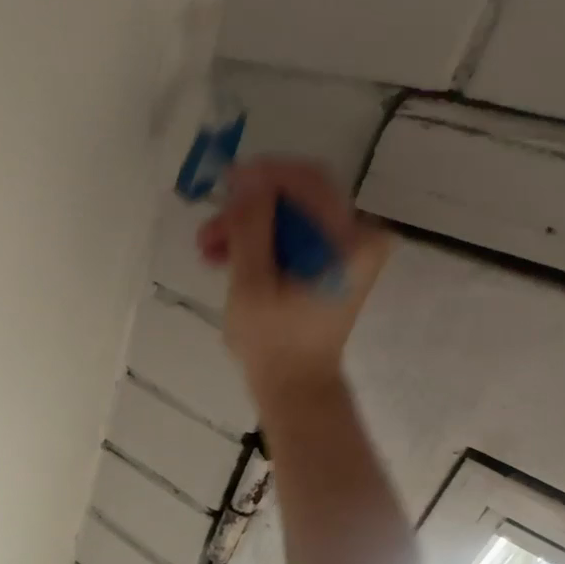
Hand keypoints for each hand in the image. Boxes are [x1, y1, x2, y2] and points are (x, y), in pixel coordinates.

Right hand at [197, 159, 390, 399]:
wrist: (294, 387)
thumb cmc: (273, 342)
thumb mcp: (252, 283)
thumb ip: (250, 227)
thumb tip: (246, 178)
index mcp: (350, 239)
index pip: (308, 182)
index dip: (264, 175)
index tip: (222, 184)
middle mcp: (358, 237)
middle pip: (298, 200)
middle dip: (248, 210)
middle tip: (206, 234)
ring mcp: (347, 252)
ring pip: (291, 219)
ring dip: (247, 229)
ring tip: (209, 252)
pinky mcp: (332, 266)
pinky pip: (294, 239)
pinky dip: (261, 245)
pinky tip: (230, 261)